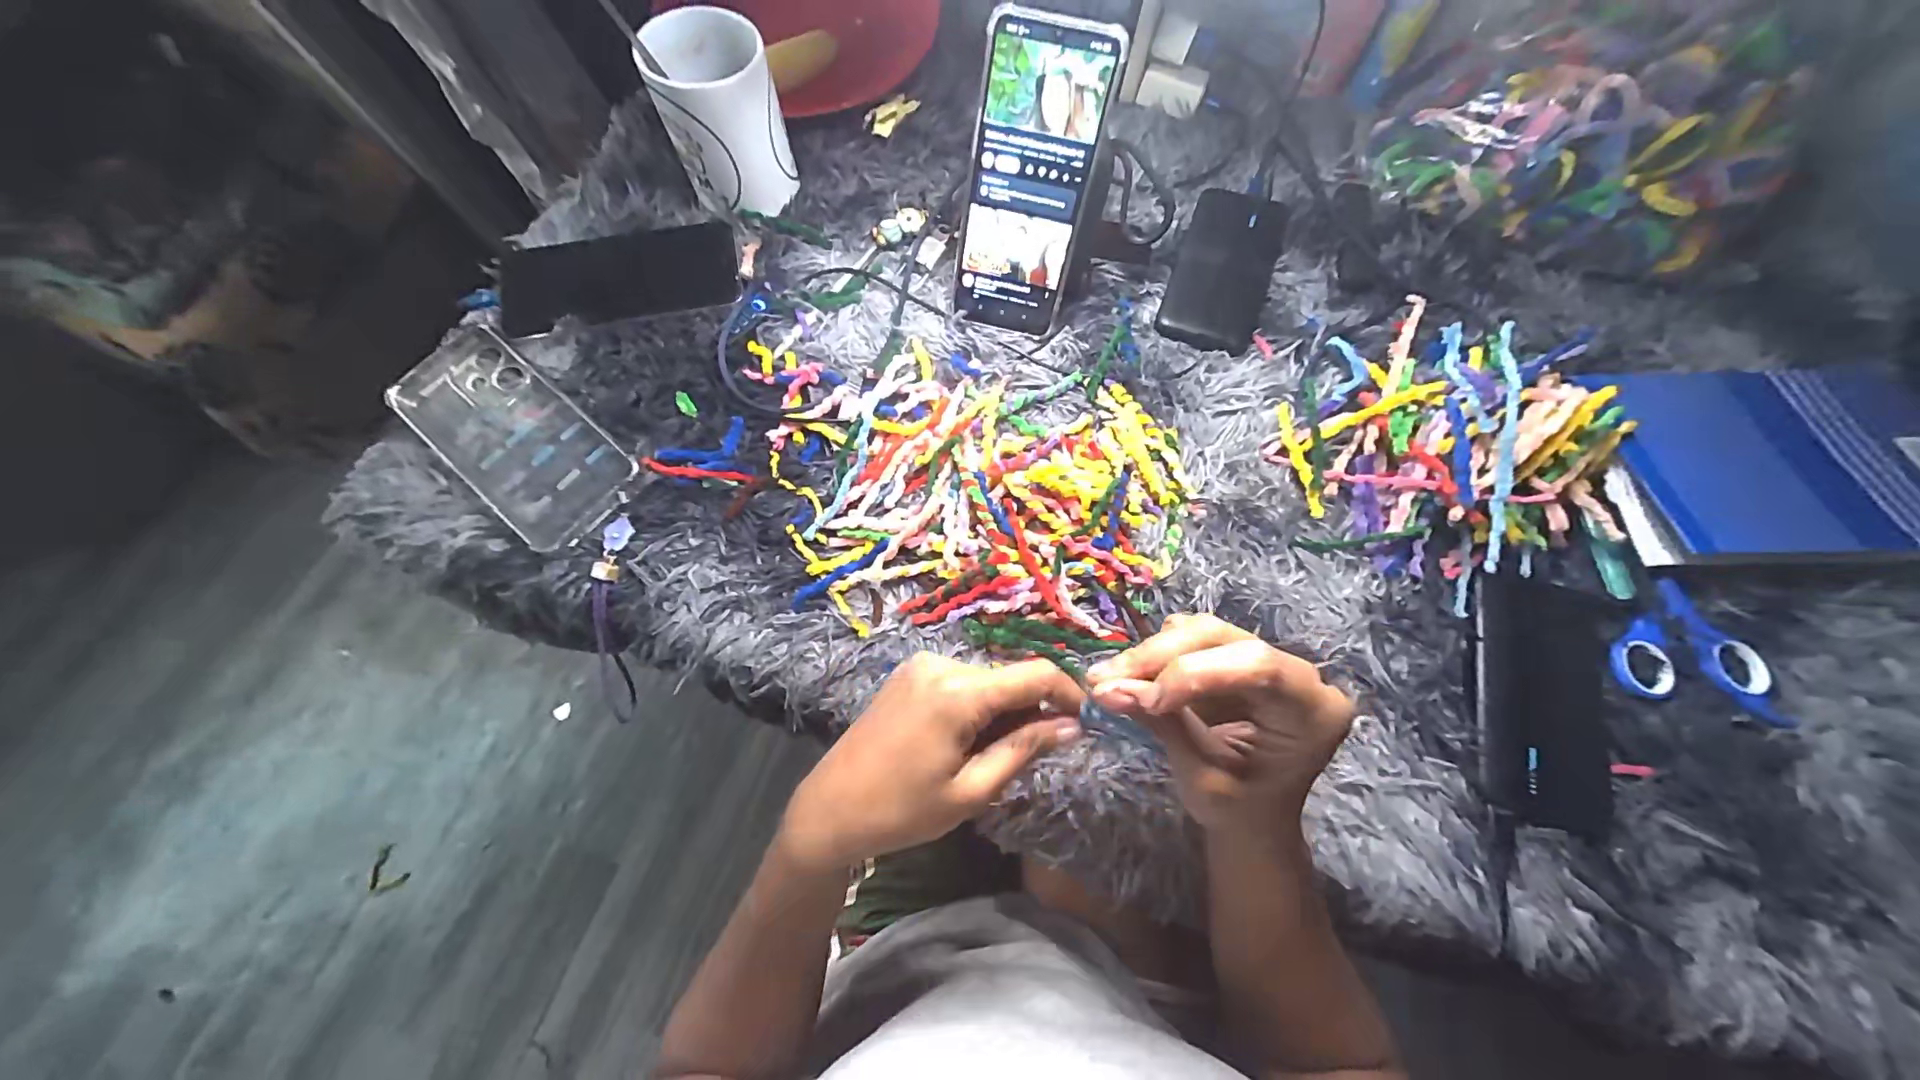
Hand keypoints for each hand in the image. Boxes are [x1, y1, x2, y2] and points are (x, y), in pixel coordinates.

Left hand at [776, 655, 1083, 872]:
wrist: (828, 809)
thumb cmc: (900, 811)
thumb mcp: (970, 792)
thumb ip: (1024, 751)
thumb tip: (1071, 726)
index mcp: (957, 691)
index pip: (1035, 673)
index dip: (1068, 694)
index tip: (1085, 723)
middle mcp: (941, 663)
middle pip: (1009, 677)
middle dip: (1031, 710)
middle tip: (1032, 756)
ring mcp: (921, 664)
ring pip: (986, 680)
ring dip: (1003, 711)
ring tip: (989, 757)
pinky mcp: (909, 673)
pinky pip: (961, 681)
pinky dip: (977, 705)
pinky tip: (964, 741)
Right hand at [1087, 614, 1353, 835]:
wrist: (1252, 823)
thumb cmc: (1240, 812)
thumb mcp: (1201, 777)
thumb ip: (1161, 725)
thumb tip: (1104, 689)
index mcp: (1314, 710)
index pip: (1259, 667)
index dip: (1196, 673)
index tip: (1145, 700)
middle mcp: (1297, 674)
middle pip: (1222, 638)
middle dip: (1159, 657)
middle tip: (1104, 679)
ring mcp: (1264, 661)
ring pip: (1200, 632)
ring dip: (1149, 654)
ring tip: (1106, 679)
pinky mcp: (1233, 659)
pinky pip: (1189, 641)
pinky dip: (1153, 657)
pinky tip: (1127, 676)